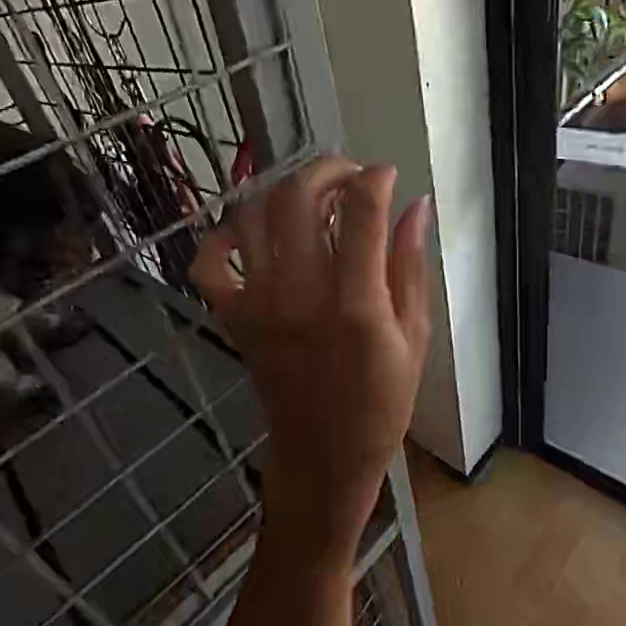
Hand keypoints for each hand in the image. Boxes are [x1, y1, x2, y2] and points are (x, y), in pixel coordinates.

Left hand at [190, 157, 432, 567]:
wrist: (324, 456)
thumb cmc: (382, 403)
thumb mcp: (413, 336)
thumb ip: (409, 266)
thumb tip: (416, 206)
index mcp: (356, 304)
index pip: (361, 212)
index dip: (376, 179)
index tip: (387, 175)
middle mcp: (300, 294)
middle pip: (297, 197)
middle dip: (327, 169)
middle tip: (350, 176)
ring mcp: (258, 304)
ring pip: (252, 215)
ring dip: (282, 191)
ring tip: (312, 198)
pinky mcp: (233, 318)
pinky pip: (209, 262)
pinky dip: (224, 236)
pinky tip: (255, 234)